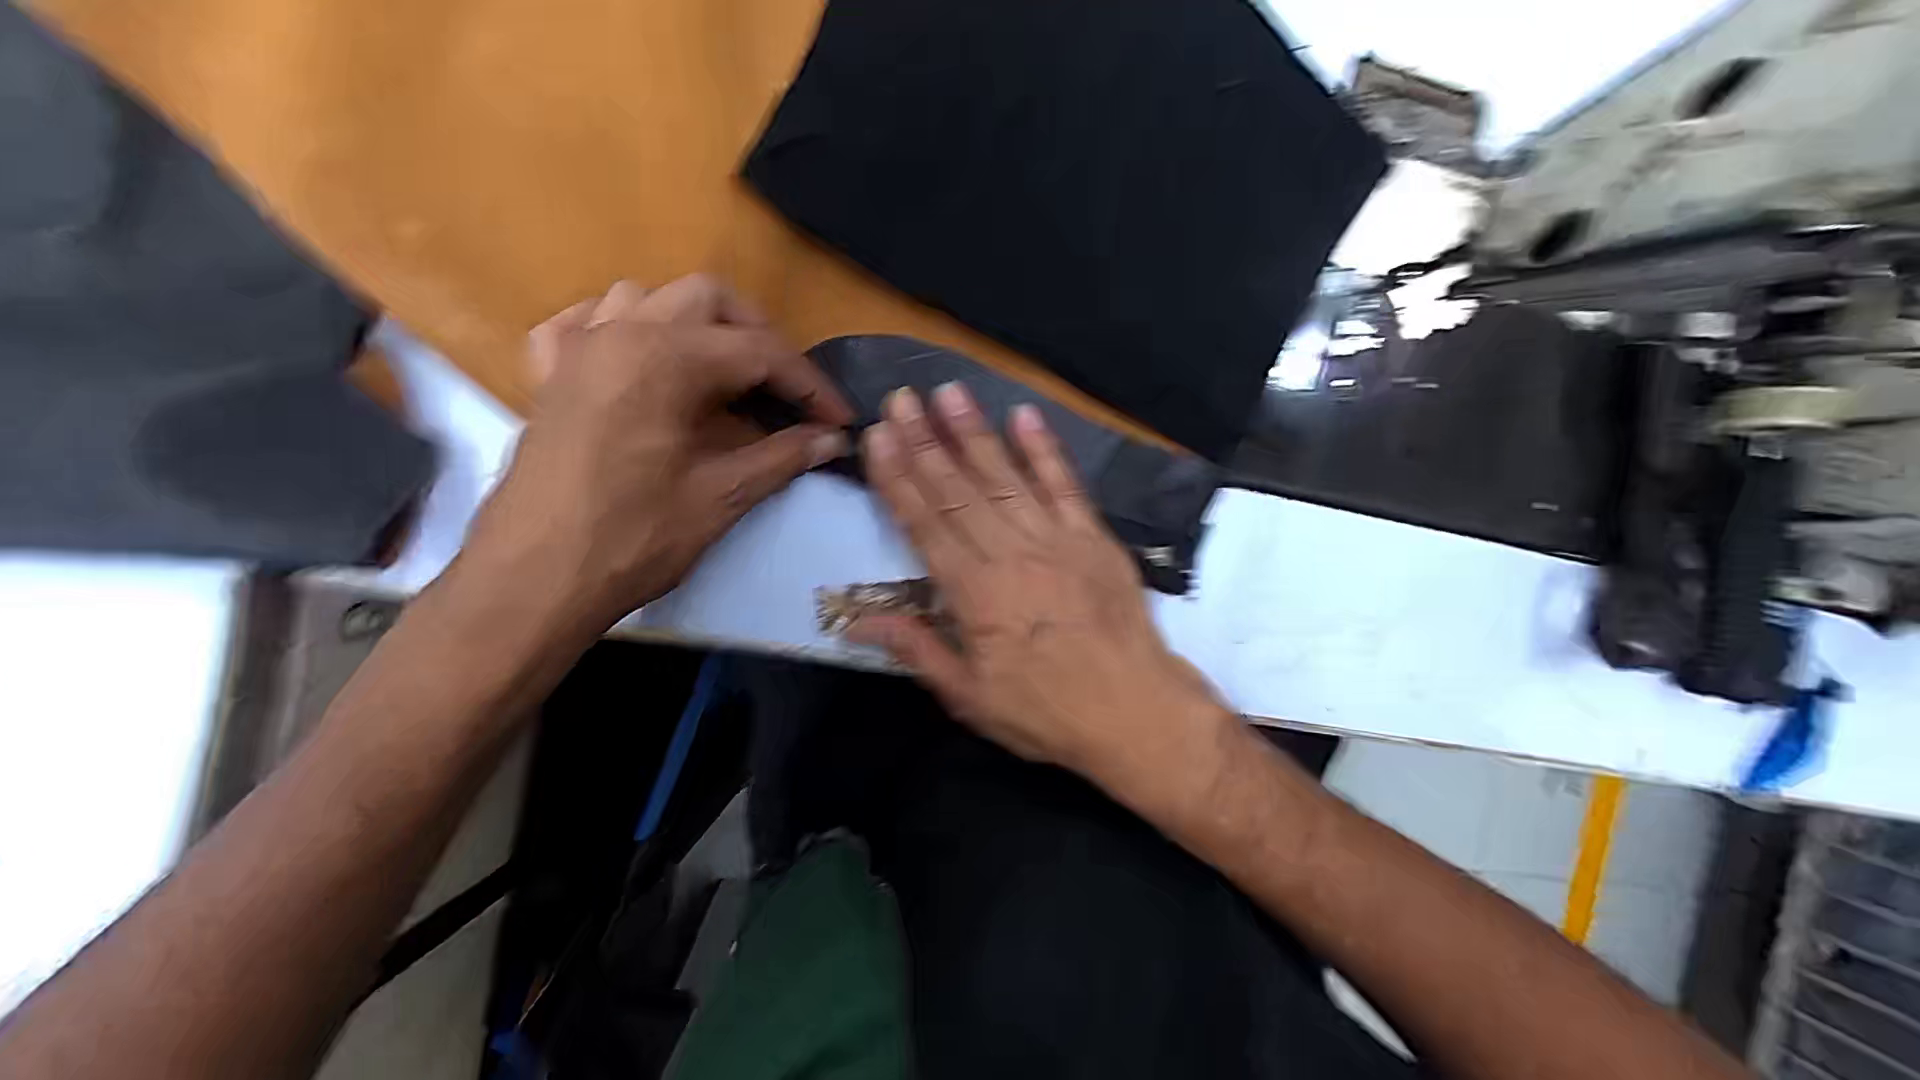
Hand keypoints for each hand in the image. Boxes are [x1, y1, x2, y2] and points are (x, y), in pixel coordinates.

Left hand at [459, 275, 853, 632]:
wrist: (531, 581)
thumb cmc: (631, 539)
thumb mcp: (720, 497)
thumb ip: (782, 457)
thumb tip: (831, 440)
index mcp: (664, 358)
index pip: (758, 352)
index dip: (809, 385)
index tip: (837, 420)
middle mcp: (618, 333)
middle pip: (707, 300)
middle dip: (759, 338)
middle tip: (786, 390)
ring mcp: (576, 350)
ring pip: (646, 298)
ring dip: (695, 325)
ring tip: (722, 374)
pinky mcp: (548, 377)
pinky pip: (585, 324)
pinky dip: (624, 330)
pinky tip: (641, 360)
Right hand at [849, 383, 1239, 806]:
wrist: (1136, 714)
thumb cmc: (1047, 712)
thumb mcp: (970, 697)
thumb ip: (916, 649)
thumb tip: (858, 623)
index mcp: (973, 592)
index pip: (924, 522)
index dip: (897, 477)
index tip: (878, 436)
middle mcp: (1009, 553)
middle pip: (958, 489)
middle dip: (925, 441)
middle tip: (901, 398)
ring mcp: (1056, 539)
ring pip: (1005, 477)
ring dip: (974, 432)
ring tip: (948, 392)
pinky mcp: (1094, 538)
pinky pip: (1065, 485)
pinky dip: (1044, 449)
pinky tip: (1025, 415)